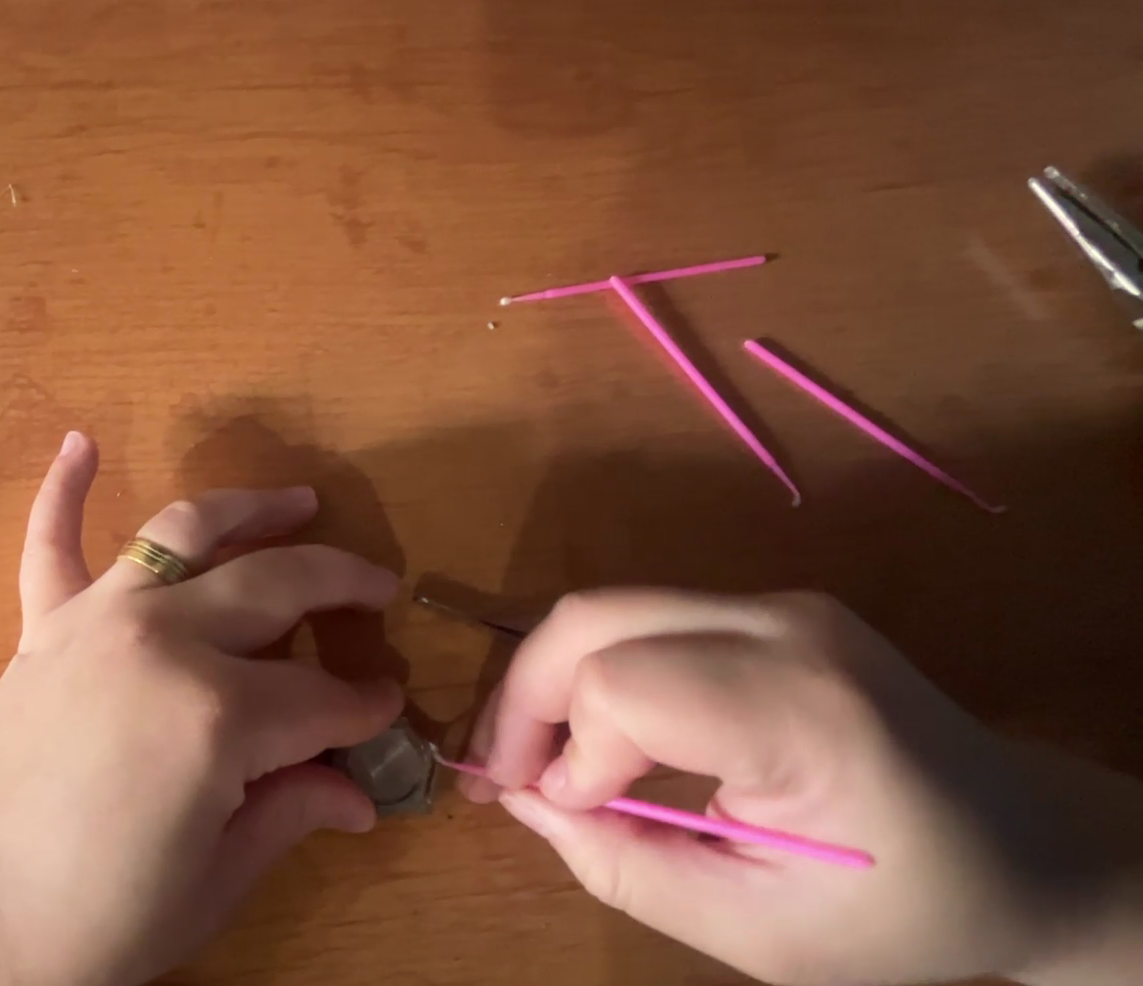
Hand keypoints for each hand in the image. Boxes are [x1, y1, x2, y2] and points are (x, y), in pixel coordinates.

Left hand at [0, 432, 403, 985]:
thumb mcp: (211, 883)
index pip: (322, 698)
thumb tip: (358, 793)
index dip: (365, 707)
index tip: (390, 711)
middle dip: (341, 581)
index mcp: (219, 717)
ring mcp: (100, 618)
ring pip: (185, 532)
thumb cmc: (88, 920)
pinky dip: (64, 487)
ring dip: (248, 507)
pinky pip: (52, 539)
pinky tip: (81, 441)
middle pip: (277, 586)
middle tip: (379, 586)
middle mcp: (165, 640)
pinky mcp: (45, 621)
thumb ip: (290, 816)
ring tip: (297, 499)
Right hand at [459, 589, 1141, 985]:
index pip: (622, 687)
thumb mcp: (763, 933)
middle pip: (590, 621)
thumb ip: (624, 869)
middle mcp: (779, 625)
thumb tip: (524, 800)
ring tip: (529, 750)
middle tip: (502, 770)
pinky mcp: (751, 603)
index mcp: (805, 710)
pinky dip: (581, 667)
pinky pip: (629, 619)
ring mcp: (767, 601)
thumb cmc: (908, 907)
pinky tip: (580, 724)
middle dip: (524, 697)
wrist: (1033, 841)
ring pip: (597, 610)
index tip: (567, 812)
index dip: (568, 750)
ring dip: (542, 678)